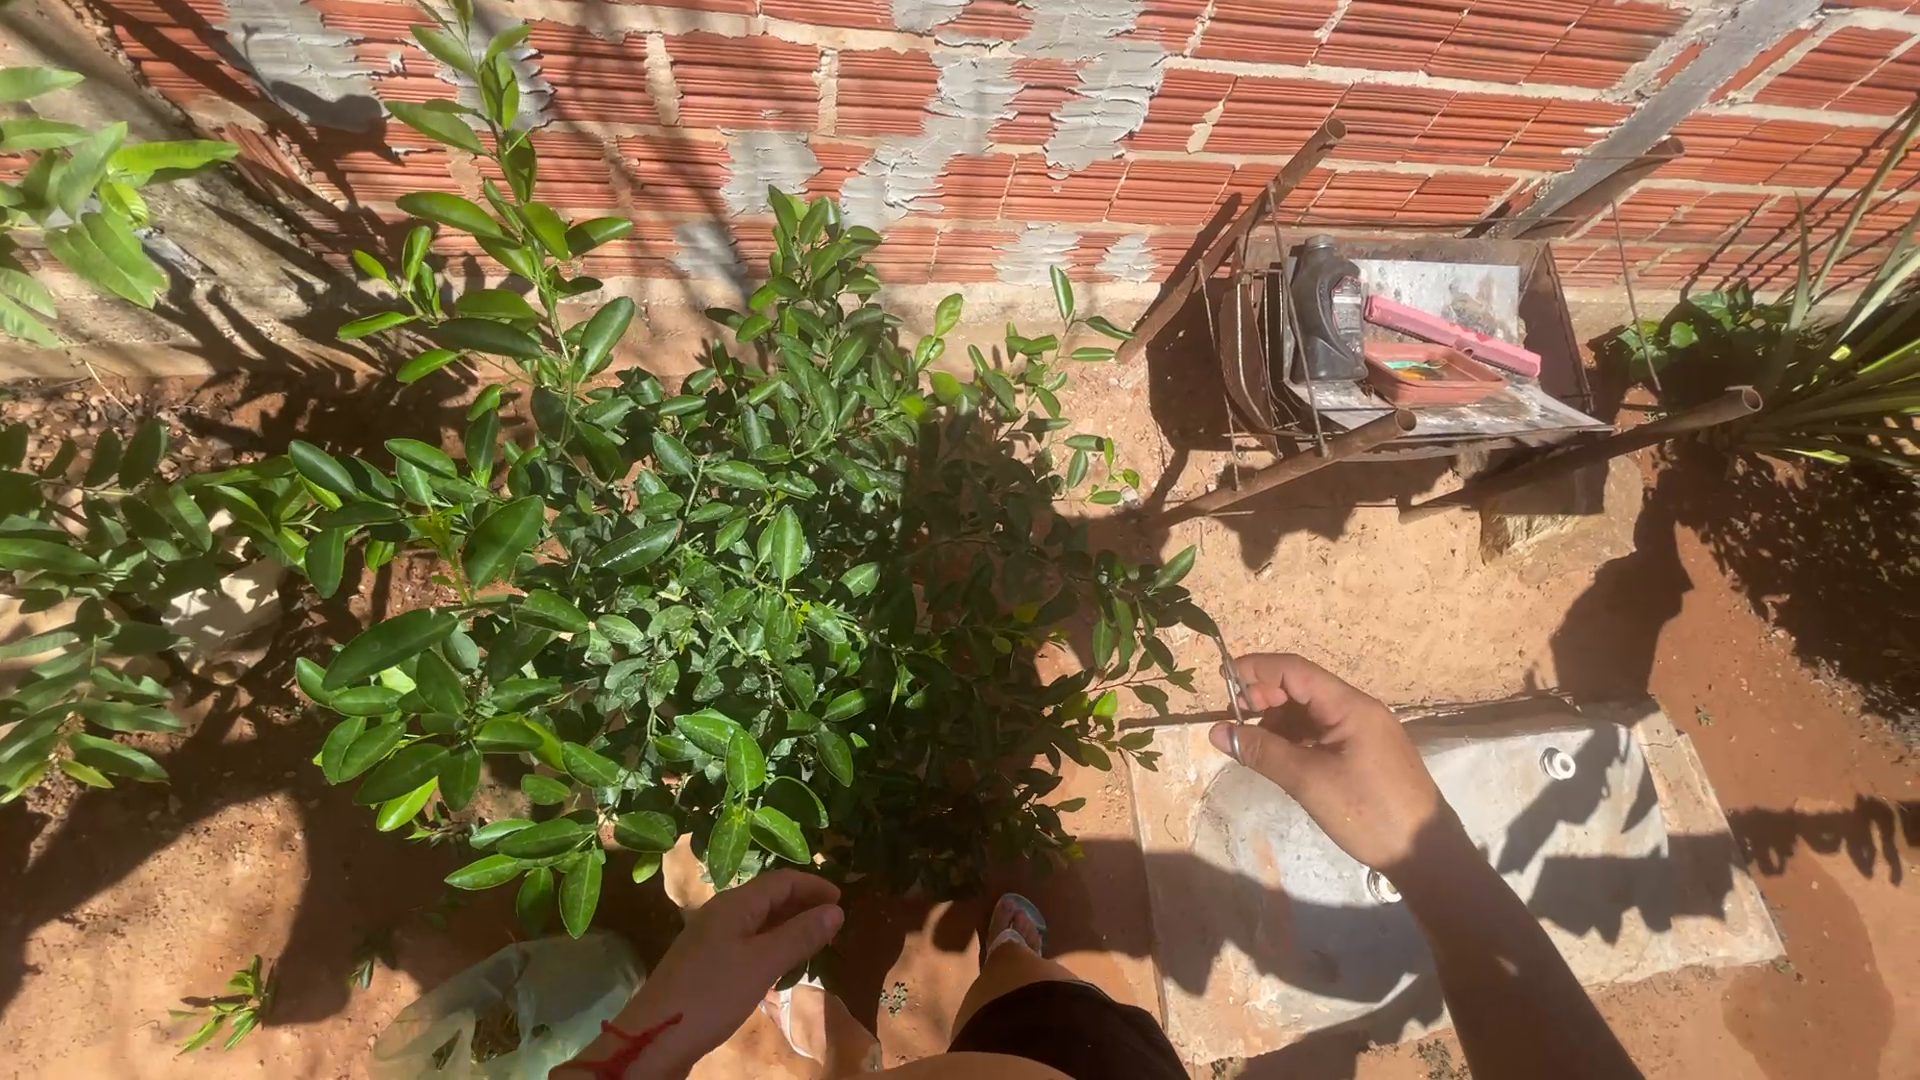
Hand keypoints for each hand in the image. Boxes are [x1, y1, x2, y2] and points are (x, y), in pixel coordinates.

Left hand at [556, 869, 843, 1079]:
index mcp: (735, 903)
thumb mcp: (762, 964)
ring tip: (812, 942)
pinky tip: (778, 965)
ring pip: (758, 919)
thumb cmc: (711, 995)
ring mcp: (710, 937)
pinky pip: (746, 940)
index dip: (814, 886)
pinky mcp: (704, 962)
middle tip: (832, 922)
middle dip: (802, 904)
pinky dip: (769, 944)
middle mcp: (722, 912)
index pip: (783, 880)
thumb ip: (800, 935)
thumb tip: (836, 911)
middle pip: (769, 896)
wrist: (651, 1039)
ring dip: (787, 925)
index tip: (841, 901)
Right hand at [1210, 653, 1452, 871]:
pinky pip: (1318, 731)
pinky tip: (1278, 758)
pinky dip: (1292, 737)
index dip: (1255, 670)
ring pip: (1307, 710)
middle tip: (1235, 721)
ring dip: (1275, 720)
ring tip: (1253, 745)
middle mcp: (1357, 710)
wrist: (1430, 858)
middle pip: (1299, 686)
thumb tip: (1217, 731)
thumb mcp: (1308, 781)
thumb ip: (1261, 751)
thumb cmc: (1370, 813)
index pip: (1293, 669)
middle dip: (1263, 696)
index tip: (1221, 681)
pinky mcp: (1363, 753)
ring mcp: (1362, 731)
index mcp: (1349, 706)